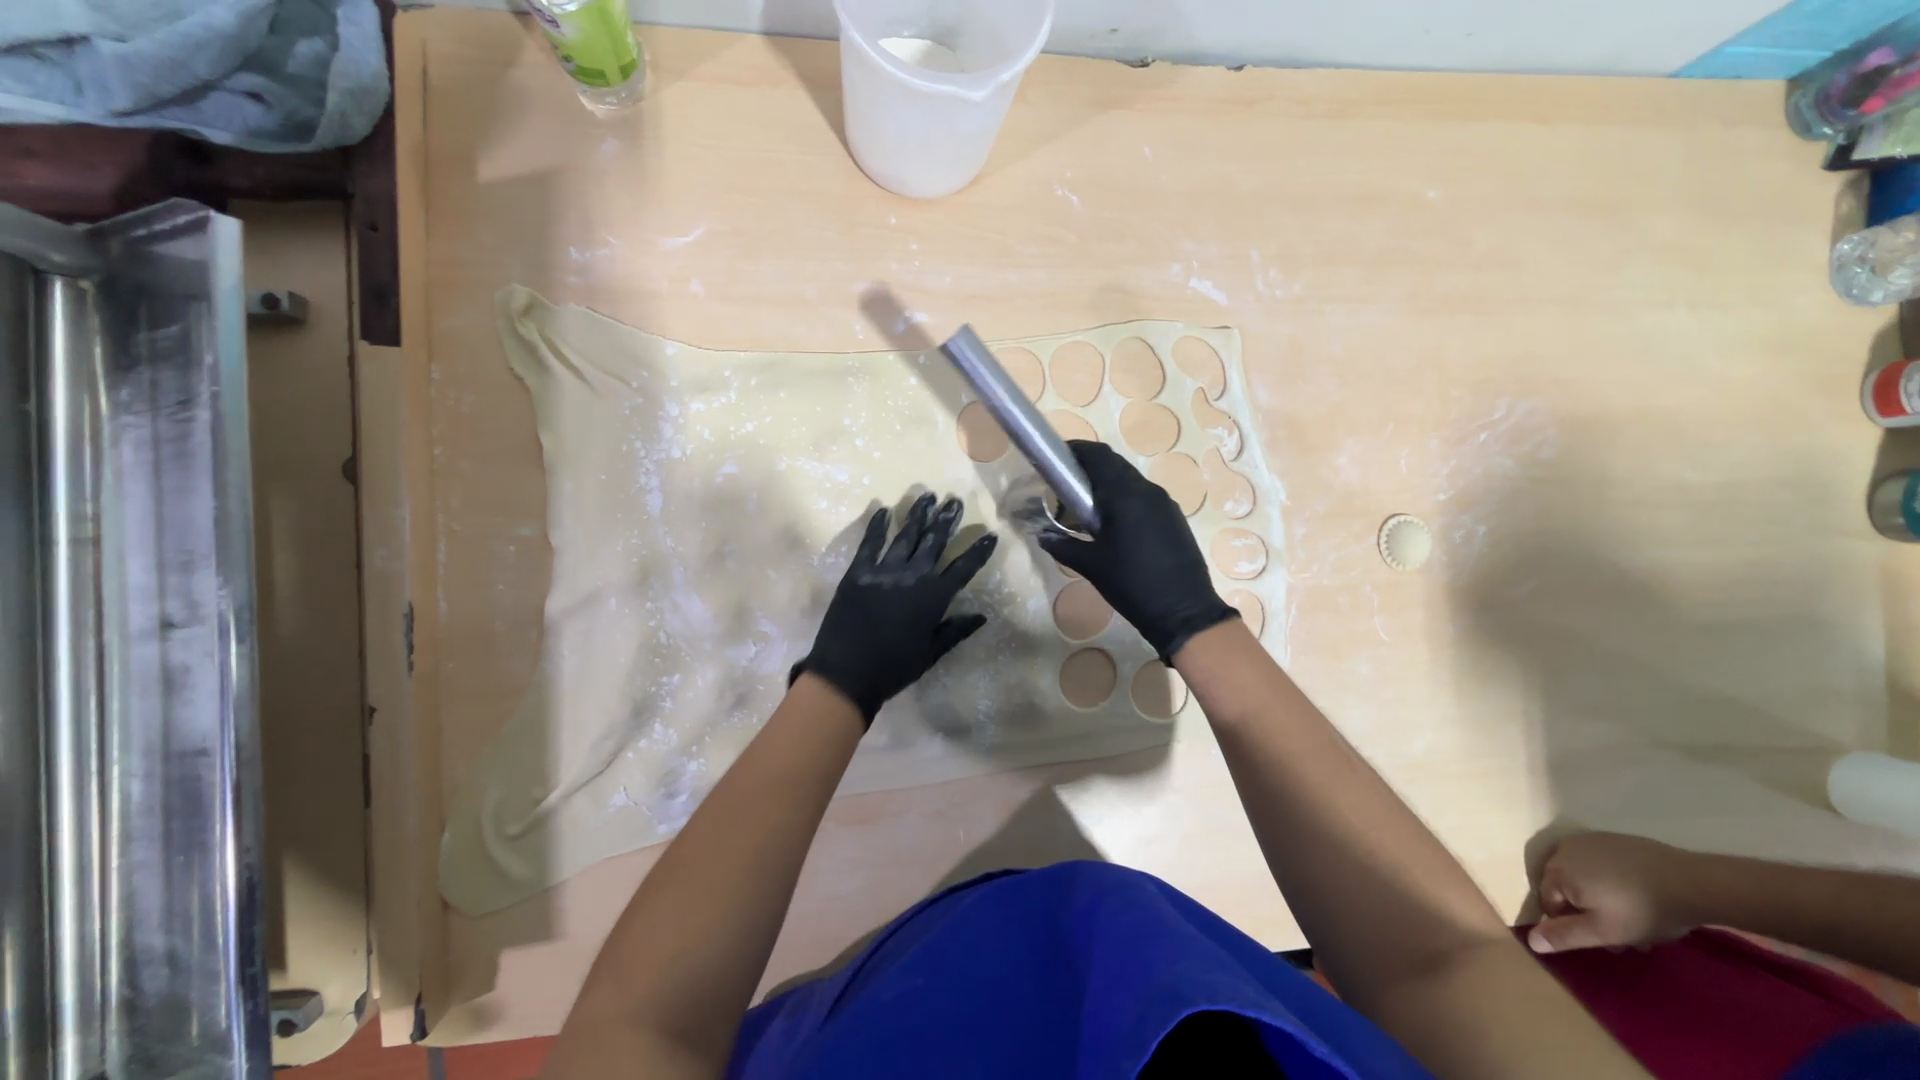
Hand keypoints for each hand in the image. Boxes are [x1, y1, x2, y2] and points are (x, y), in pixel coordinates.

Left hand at [794, 493, 996, 725]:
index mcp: (934, 599)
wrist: (846, 674)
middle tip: (954, 501)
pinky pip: (870, 543)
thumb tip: (981, 616)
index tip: (990, 535)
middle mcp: (912, 578)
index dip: (978, 551)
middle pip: (934, 542)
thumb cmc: (893, 669)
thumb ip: (955, 631)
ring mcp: (883, 571)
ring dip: (917, 515)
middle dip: (946, 520)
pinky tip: (883, 510)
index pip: (963, 568)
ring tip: (927, 496)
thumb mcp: (931, 653)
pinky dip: (877, 525)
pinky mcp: (857, 572)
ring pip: (905, 536)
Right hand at [1039, 441, 1235, 659]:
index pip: (1098, 456)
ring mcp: (1165, 504)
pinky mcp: (1174, 519)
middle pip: (1115, 465)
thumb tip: (1041, 535)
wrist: (1184, 612)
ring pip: (1130, 482)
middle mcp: (1147, 491)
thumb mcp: (1091, 566)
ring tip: (1086, 508)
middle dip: (1090, 468)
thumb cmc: (1132, 585)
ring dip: (1108, 485)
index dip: (1077, 450)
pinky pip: (1144, 498)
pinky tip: (1113, 524)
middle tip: (1065, 485)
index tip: (1057, 457)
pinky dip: (1124, 500)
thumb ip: (1063, 546)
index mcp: (1125, 495)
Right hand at [1528, 832, 1705, 954]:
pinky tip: (1636, 894)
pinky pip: (1601, 864)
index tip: (1602, 940)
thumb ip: (1564, 936)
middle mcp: (1565, 849)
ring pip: (1584, 877)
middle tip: (1621, 935)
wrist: (1692, 882)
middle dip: (1588, 913)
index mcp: (1557, 870)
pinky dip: (1610, 881)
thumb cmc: (1642, 910)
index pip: (1549, 903)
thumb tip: (1530, 940)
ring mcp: (1591, 841)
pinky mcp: (1614, 839)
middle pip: (1566, 888)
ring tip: (1633, 919)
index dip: (1572, 925)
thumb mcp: (1603, 932)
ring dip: (1600, 898)